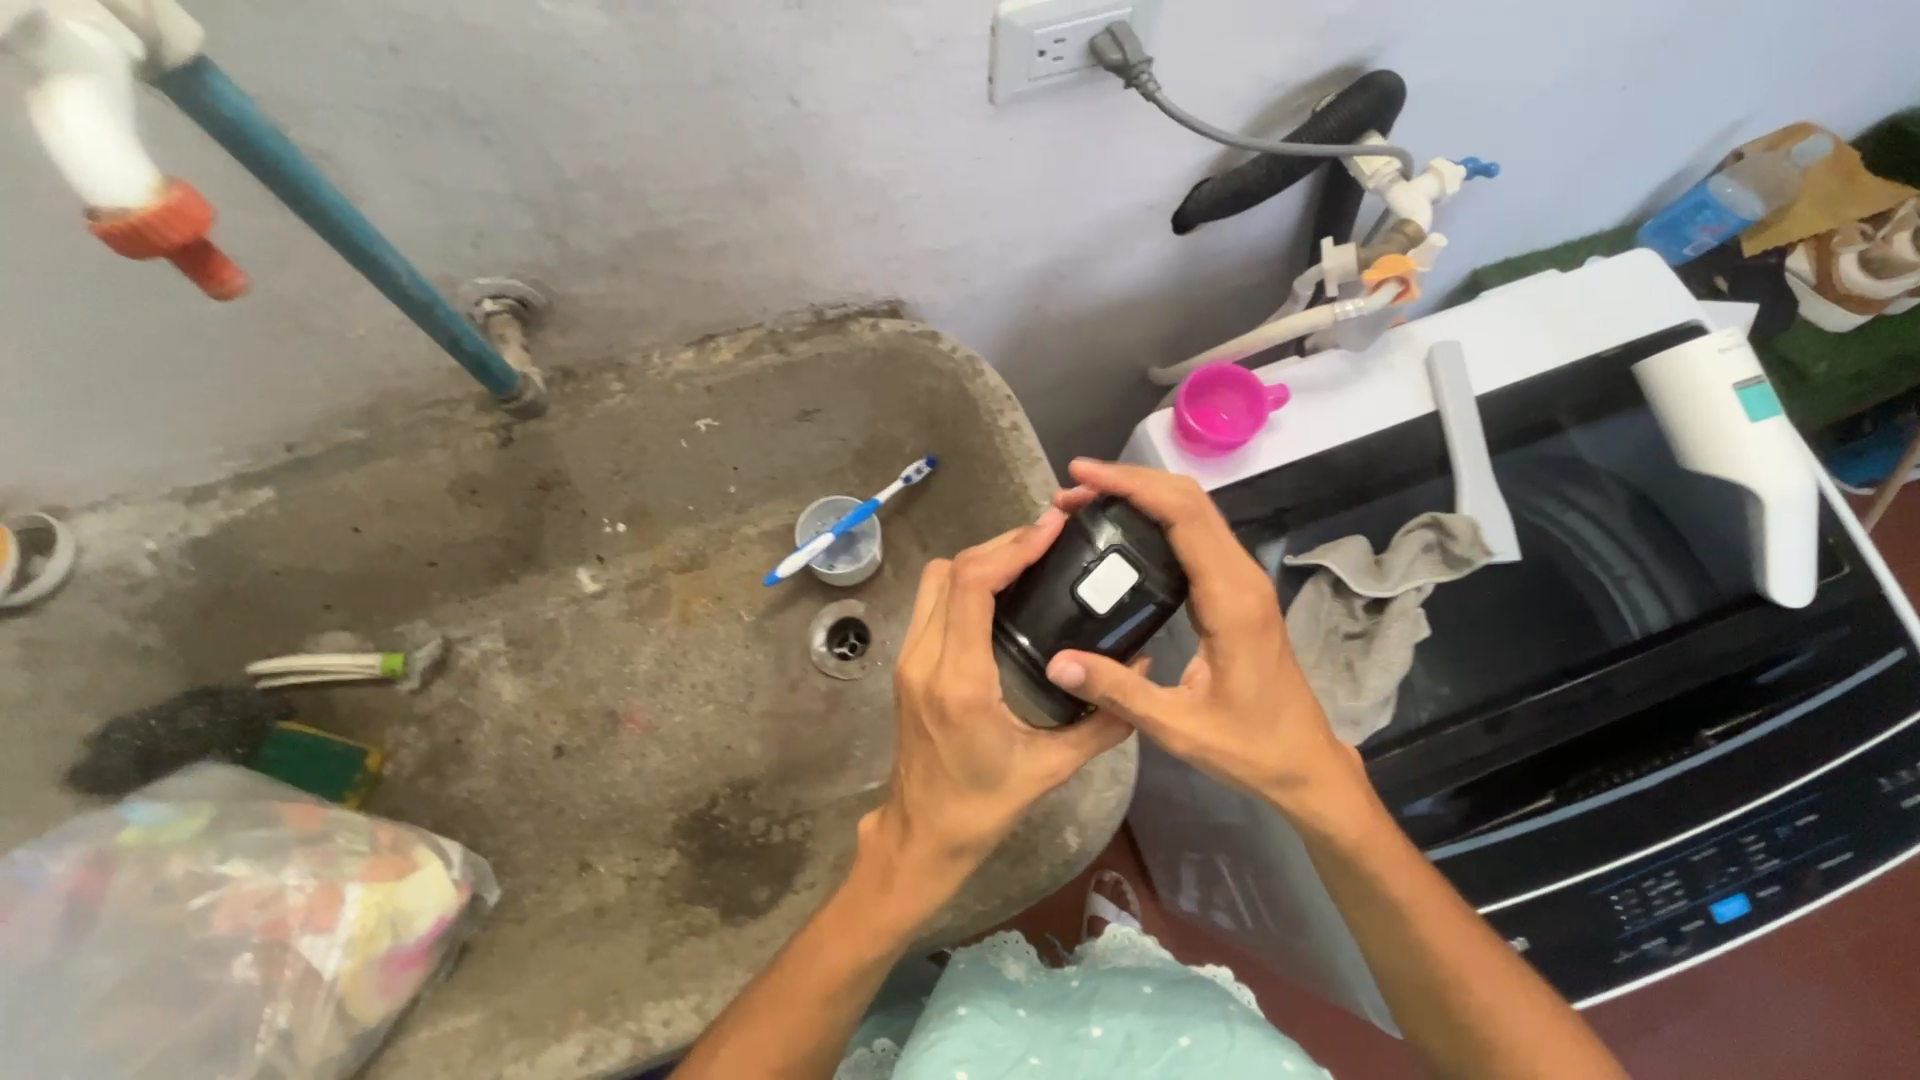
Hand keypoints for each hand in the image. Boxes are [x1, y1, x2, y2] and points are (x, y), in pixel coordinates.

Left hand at [860, 508, 1134, 911]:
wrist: (921, 832)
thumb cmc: (983, 806)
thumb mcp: (1051, 769)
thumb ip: (1102, 723)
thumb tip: (1140, 671)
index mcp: (958, 681)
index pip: (972, 585)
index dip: (1011, 547)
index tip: (1051, 528)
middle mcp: (924, 659)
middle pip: (951, 571)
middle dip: (1001, 544)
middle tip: (1049, 538)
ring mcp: (908, 659)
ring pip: (935, 580)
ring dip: (979, 559)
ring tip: (1029, 558)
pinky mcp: (907, 663)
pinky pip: (932, 602)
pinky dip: (965, 582)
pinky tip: (1003, 590)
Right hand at [1044, 460, 1369, 827]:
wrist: (1305, 763)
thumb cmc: (1249, 747)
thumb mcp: (1177, 726)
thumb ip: (1116, 691)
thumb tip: (1055, 662)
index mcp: (1231, 600)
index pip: (1183, 515)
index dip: (1131, 485)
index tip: (1082, 476)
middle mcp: (1241, 578)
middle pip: (1190, 500)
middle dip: (1130, 483)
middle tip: (1073, 491)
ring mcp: (1244, 582)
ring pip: (1196, 513)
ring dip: (1144, 497)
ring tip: (1089, 505)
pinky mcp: (1238, 592)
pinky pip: (1197, 536)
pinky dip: (1158, 519)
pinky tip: (1124, 534)